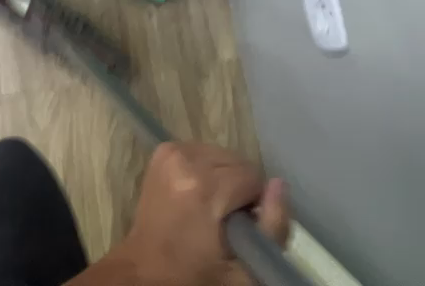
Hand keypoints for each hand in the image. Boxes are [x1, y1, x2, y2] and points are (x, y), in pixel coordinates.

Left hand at [102, 142, 290, 285]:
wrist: (145, 272)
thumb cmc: (196, 277)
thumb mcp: (244, 272)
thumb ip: (272, 230)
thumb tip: (279, 185)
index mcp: (204, 186)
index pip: (253, 177)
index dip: (256, 206)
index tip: (244, 230)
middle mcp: (185, 158)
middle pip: (236, 162)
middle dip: (240, 189)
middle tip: (228, 223)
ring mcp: (171, 151)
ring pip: (220, 155)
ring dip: (224, 178)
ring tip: (212, 211)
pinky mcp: (163, 151)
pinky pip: (201, 152)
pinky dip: (207, 170)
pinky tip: (198, 196)